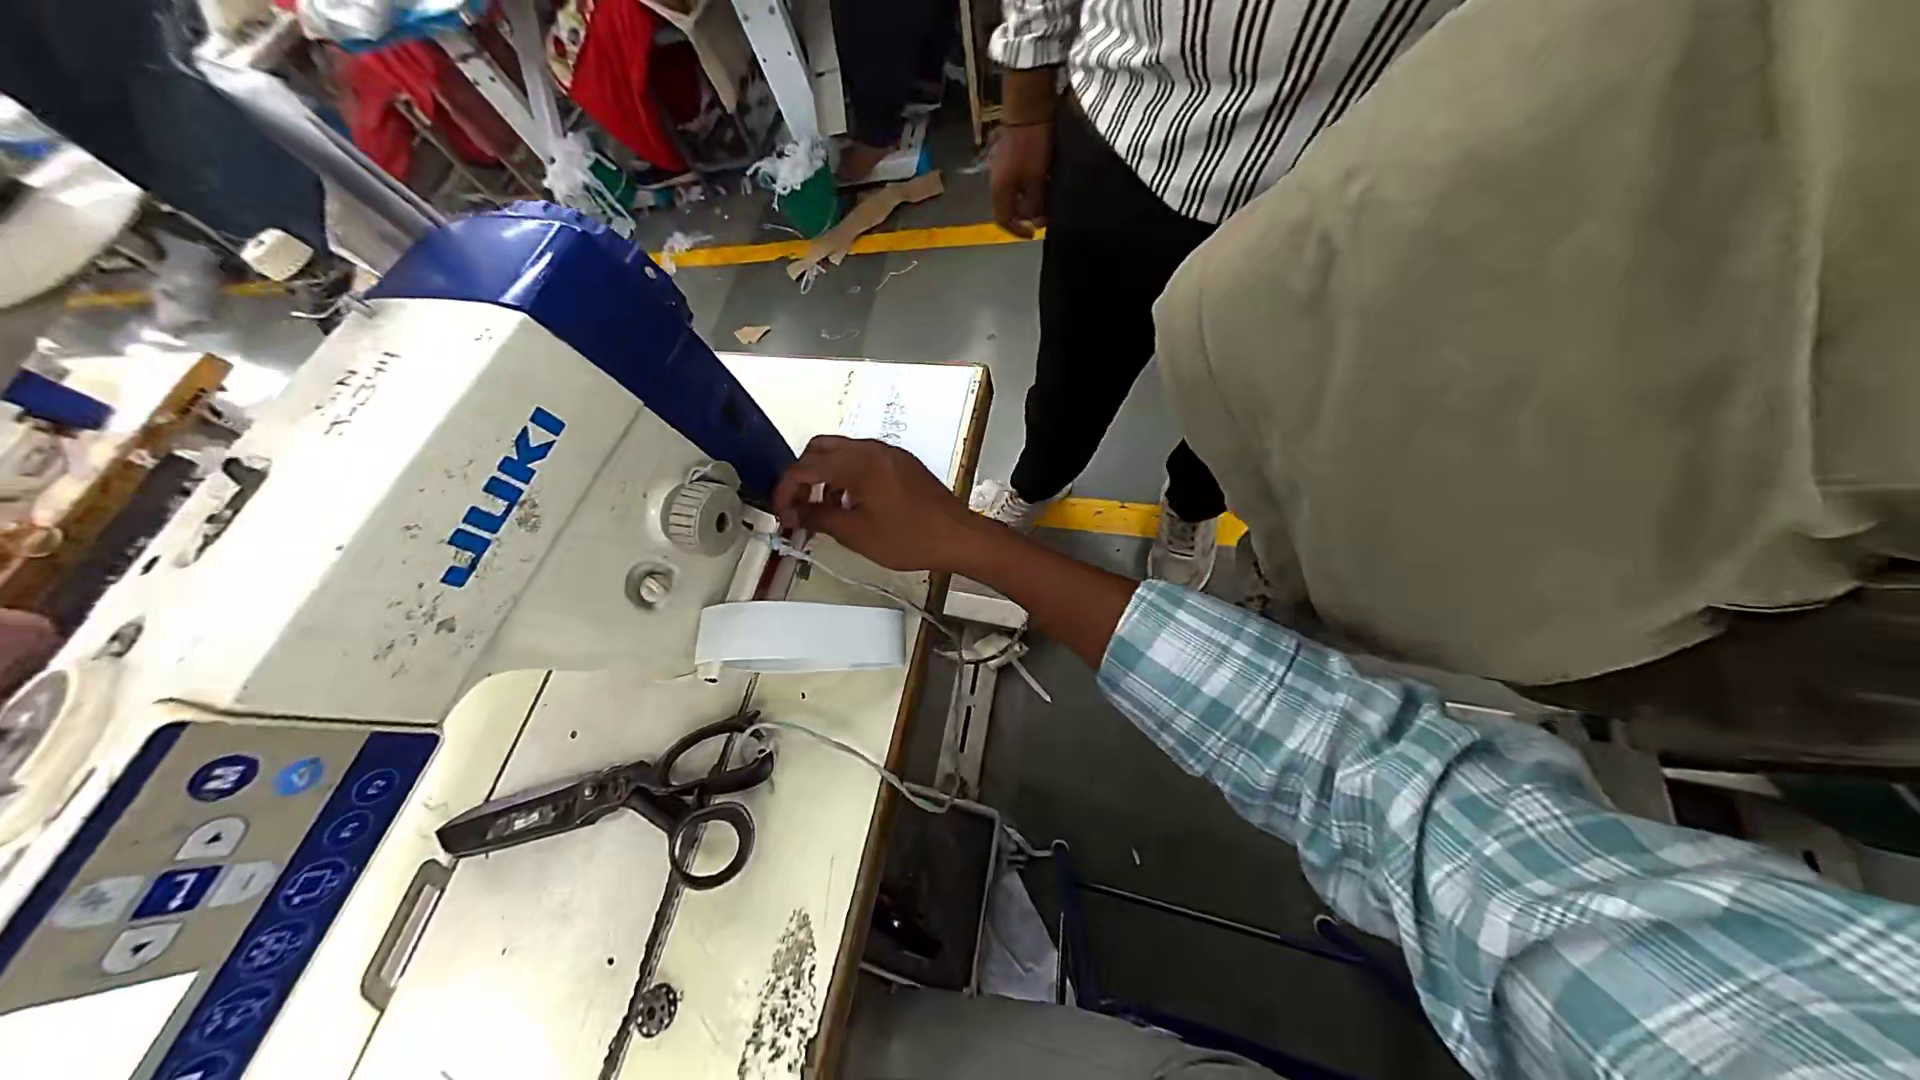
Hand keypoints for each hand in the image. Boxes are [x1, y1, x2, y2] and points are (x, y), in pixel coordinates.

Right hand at [772, 437, 990, 572]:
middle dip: (802, 476)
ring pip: (842, 453)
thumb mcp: (855, 533)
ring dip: (825, 477)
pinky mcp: (902, 463)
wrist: (957, 537)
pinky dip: (848, 476)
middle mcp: (872, 449)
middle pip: (820, 450)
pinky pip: (864, 460)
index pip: (805, 467)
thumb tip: (793, 515)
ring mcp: (889, 454)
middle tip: (798, 506)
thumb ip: (818, 518)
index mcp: (858, 463)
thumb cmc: (911, 537)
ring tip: (825, 511)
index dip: (786, 491)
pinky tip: (852, 505)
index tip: (782, 513)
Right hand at [990, 122, 1050, 237]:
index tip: (1032, 234)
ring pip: (1013, 195)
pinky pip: (1016, 181)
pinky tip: (1040, 184)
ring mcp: (1000, 169)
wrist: (1027, 108)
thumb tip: (1035, 221)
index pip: (1003, 220)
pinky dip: (1027, 189)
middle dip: (1025, 216)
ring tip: (1044, 201)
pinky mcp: (1008, 158)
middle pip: (1008, 208)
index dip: (1017, 231)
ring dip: (1027, 202)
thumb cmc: (1031, 145)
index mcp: (999, 190)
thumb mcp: (1036, 179)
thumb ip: (1035, 204)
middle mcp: (996, 182)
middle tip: (1042, 217)